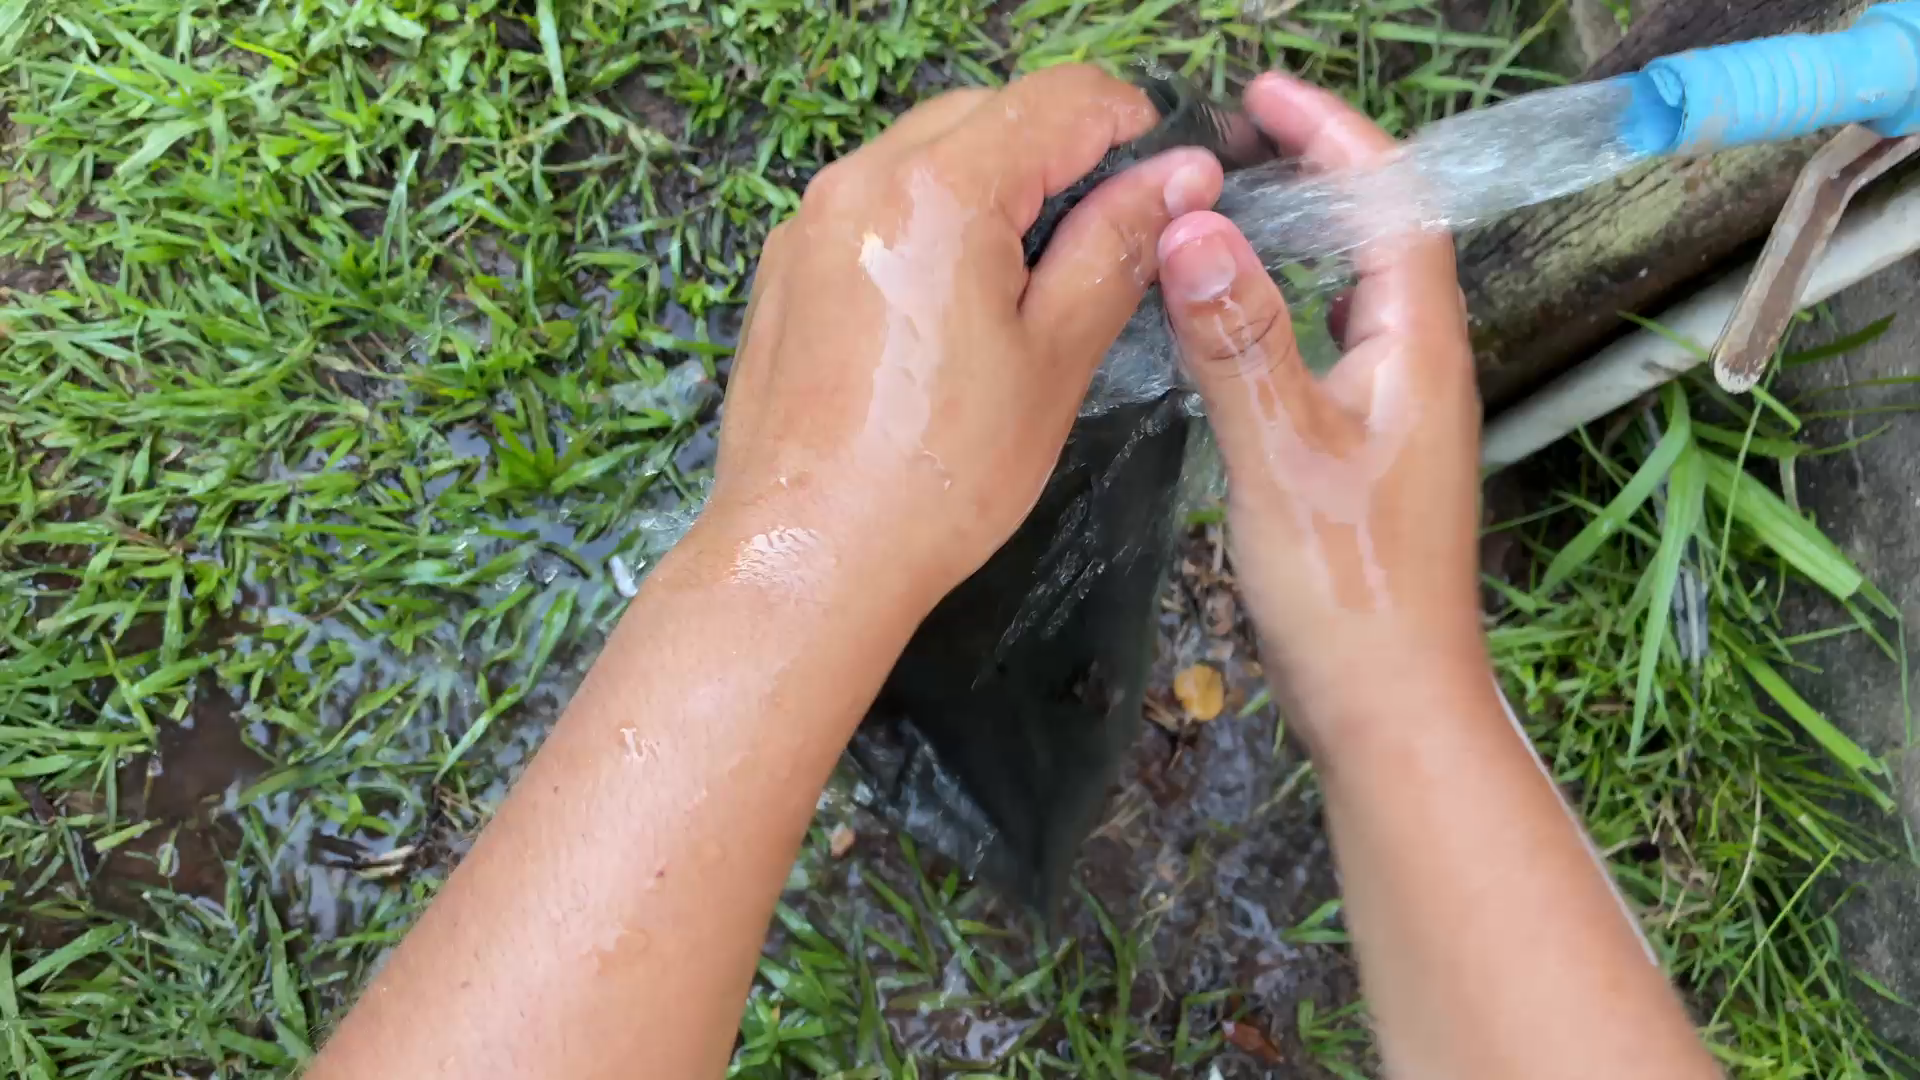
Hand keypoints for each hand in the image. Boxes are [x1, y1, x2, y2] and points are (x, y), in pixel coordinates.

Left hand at [700, 65, 1223, 611]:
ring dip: (988, 190)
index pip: (1058, 100)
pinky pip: (873, 212)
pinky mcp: (784, 274)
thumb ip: (1114, 250)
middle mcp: (857, 183)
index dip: (1128, 124)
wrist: (811, 556)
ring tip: (1020, 281)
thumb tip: (1178, 178)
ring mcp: (807, 227)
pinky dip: (926, 226)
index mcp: (937, 193)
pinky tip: (944, 305)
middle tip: (1095, 239)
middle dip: (1055, 156)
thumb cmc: (945, 475)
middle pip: (983, 119)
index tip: (1166, 175)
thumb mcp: (1053, 362)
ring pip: (922, 161)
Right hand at [1158, 74, 1485, 740]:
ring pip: (1344, 297)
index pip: (1390, 201)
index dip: (1331, 134)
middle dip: (1312, 177)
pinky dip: (1276, 314)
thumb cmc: (1343, 583)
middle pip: (1374, 238)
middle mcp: (1413, 366)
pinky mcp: (1355, 450)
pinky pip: (1318, 349)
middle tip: (1229, 152)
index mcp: (1415, 347)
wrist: (1380, 697)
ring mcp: (1386, 412)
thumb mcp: (1280, 452)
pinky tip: (1231, 330)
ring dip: (1293, 245)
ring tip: (1222, 221)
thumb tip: (1193, 228)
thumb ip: (1239, 341)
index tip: (1261, 95)